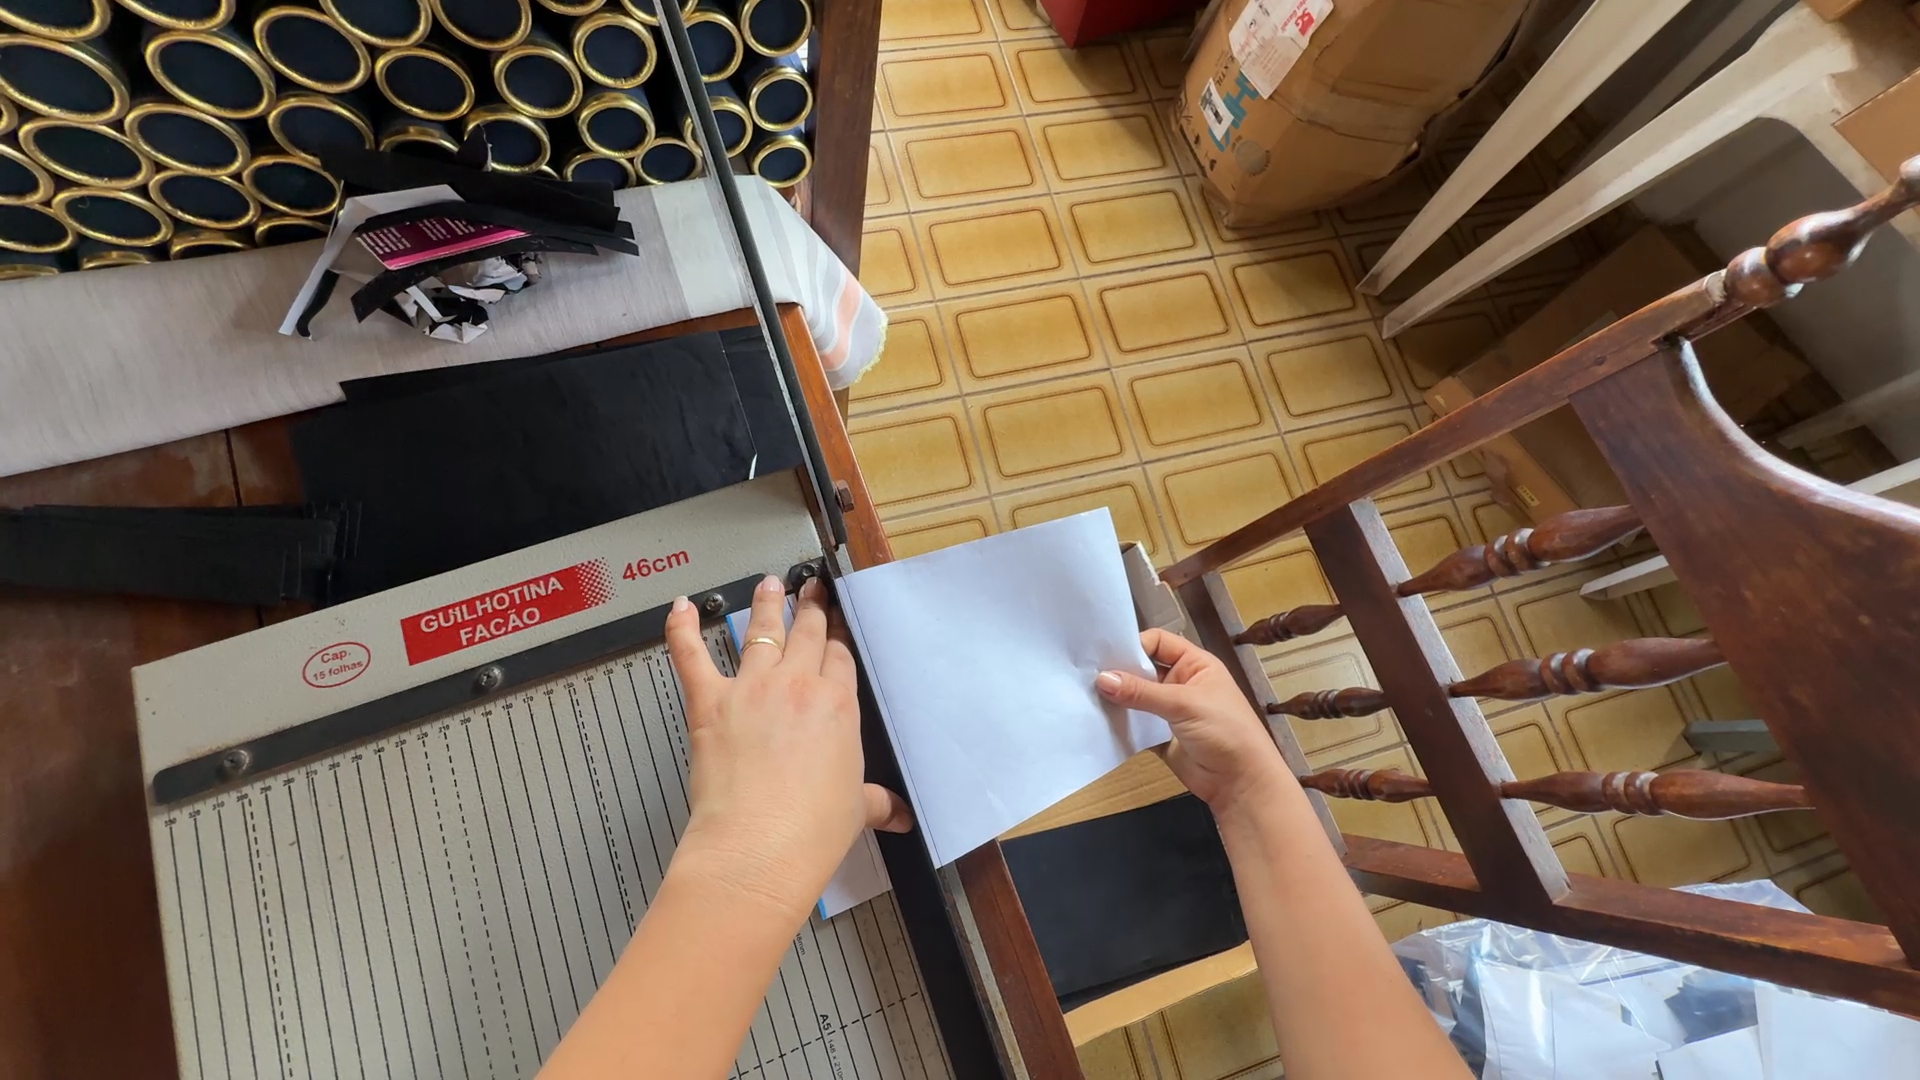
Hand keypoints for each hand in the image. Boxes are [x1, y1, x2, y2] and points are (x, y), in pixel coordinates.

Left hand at [664, 575, 911, 917]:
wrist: (760, 847)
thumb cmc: (812, 831)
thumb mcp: (858, 810)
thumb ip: (879, 803)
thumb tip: (902, 815)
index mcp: (839, 705)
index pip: (839, 655)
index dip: (838, 632)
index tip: (837, 618)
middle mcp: (799, 686)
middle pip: (808, 632)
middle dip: (812, 605)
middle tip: (812, 587)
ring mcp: (754, 689)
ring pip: (763, 631)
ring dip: (767, 604)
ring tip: (769, 583)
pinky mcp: (711, 702)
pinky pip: (692, 655)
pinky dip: (683, 629)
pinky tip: (681, 608)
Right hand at [1096, 629, 1290, 812]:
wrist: (1240, 783)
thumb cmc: (1224, 731)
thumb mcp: (1184, 704)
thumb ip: (1141, 692)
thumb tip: (1101, 679)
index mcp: (1194, 664)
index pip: (1157, 642)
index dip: (1134, 645)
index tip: (1105, 654)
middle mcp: (1180, 682)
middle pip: (1143, 668)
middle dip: (1119, 671)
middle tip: (1087, 673)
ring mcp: (1168, 709)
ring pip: (1135, 695)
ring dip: (1116, 697)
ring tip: (1086, 694)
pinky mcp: (1158, 734)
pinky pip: (1134, 721)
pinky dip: (1119, 720)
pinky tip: (1097, 718)